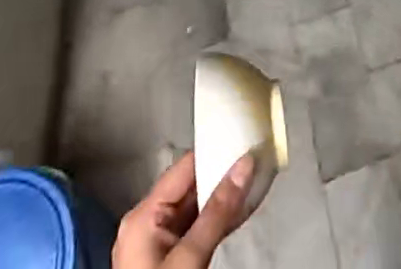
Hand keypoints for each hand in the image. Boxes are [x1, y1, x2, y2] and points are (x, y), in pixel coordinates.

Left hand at [113, 151, 256, 268]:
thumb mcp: (190, 257)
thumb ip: (218, 211)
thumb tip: (245, 163)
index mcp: (143, 215)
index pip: (183, 169)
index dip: (214, 152)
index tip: (247, 143)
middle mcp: (147, 222)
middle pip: (190, 187)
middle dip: (223, 175)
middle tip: (257, 161)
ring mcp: (157, 243)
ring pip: (196, 208)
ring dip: (225, 197)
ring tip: (257, 180)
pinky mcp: (169, 260)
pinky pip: (196, 228)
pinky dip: (219, 219)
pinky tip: (243, 210)